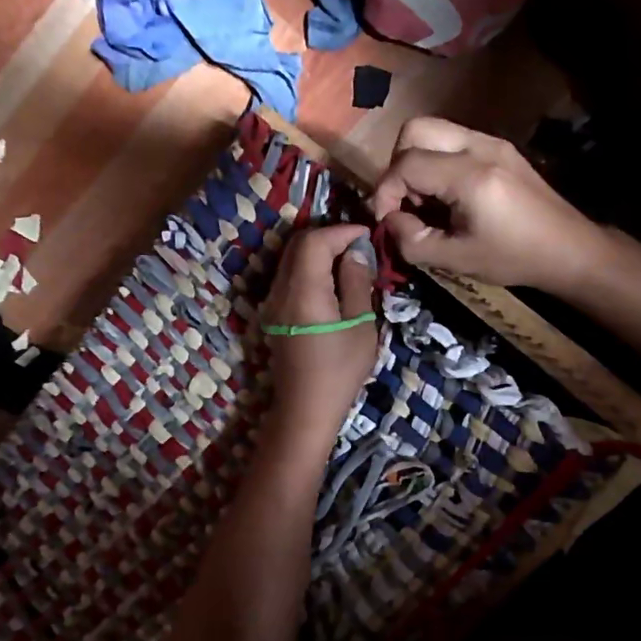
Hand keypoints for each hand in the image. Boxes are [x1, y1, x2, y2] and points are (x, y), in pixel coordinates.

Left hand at [261, 225, 378, 433]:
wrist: (306, 409)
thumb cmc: (339, 370)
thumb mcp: (360, 325)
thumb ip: (356, 282)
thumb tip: (357, 251)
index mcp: (303, 291)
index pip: (315, 241)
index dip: (341, 231)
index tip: (367, 235)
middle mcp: (281, 290)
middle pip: (298, 245)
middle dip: (329, 236)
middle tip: (359, 245)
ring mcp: (273, 302)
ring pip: (291, 259)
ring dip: (319, 251)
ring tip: (350, 261)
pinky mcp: (274, 314)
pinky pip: (290, 277)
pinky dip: (310, 268)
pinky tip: (333, 281)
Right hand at [368, 117, 606, 293]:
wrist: (569, 249)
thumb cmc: (514, 258)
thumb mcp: (456, 260)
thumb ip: (412, 241)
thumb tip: (390, 220)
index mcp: (469, 175)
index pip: (406, 164)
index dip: (385, 192)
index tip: (385, 220)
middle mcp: (480, 146)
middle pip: (415, 130)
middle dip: (397, 164)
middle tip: (405, 201)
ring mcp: (492, 142)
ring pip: (434, 129)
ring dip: (417, 159)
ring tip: (426, 199)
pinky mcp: (500, 147)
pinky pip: (455, 139)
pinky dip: (438, 159)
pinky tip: (448, 194)